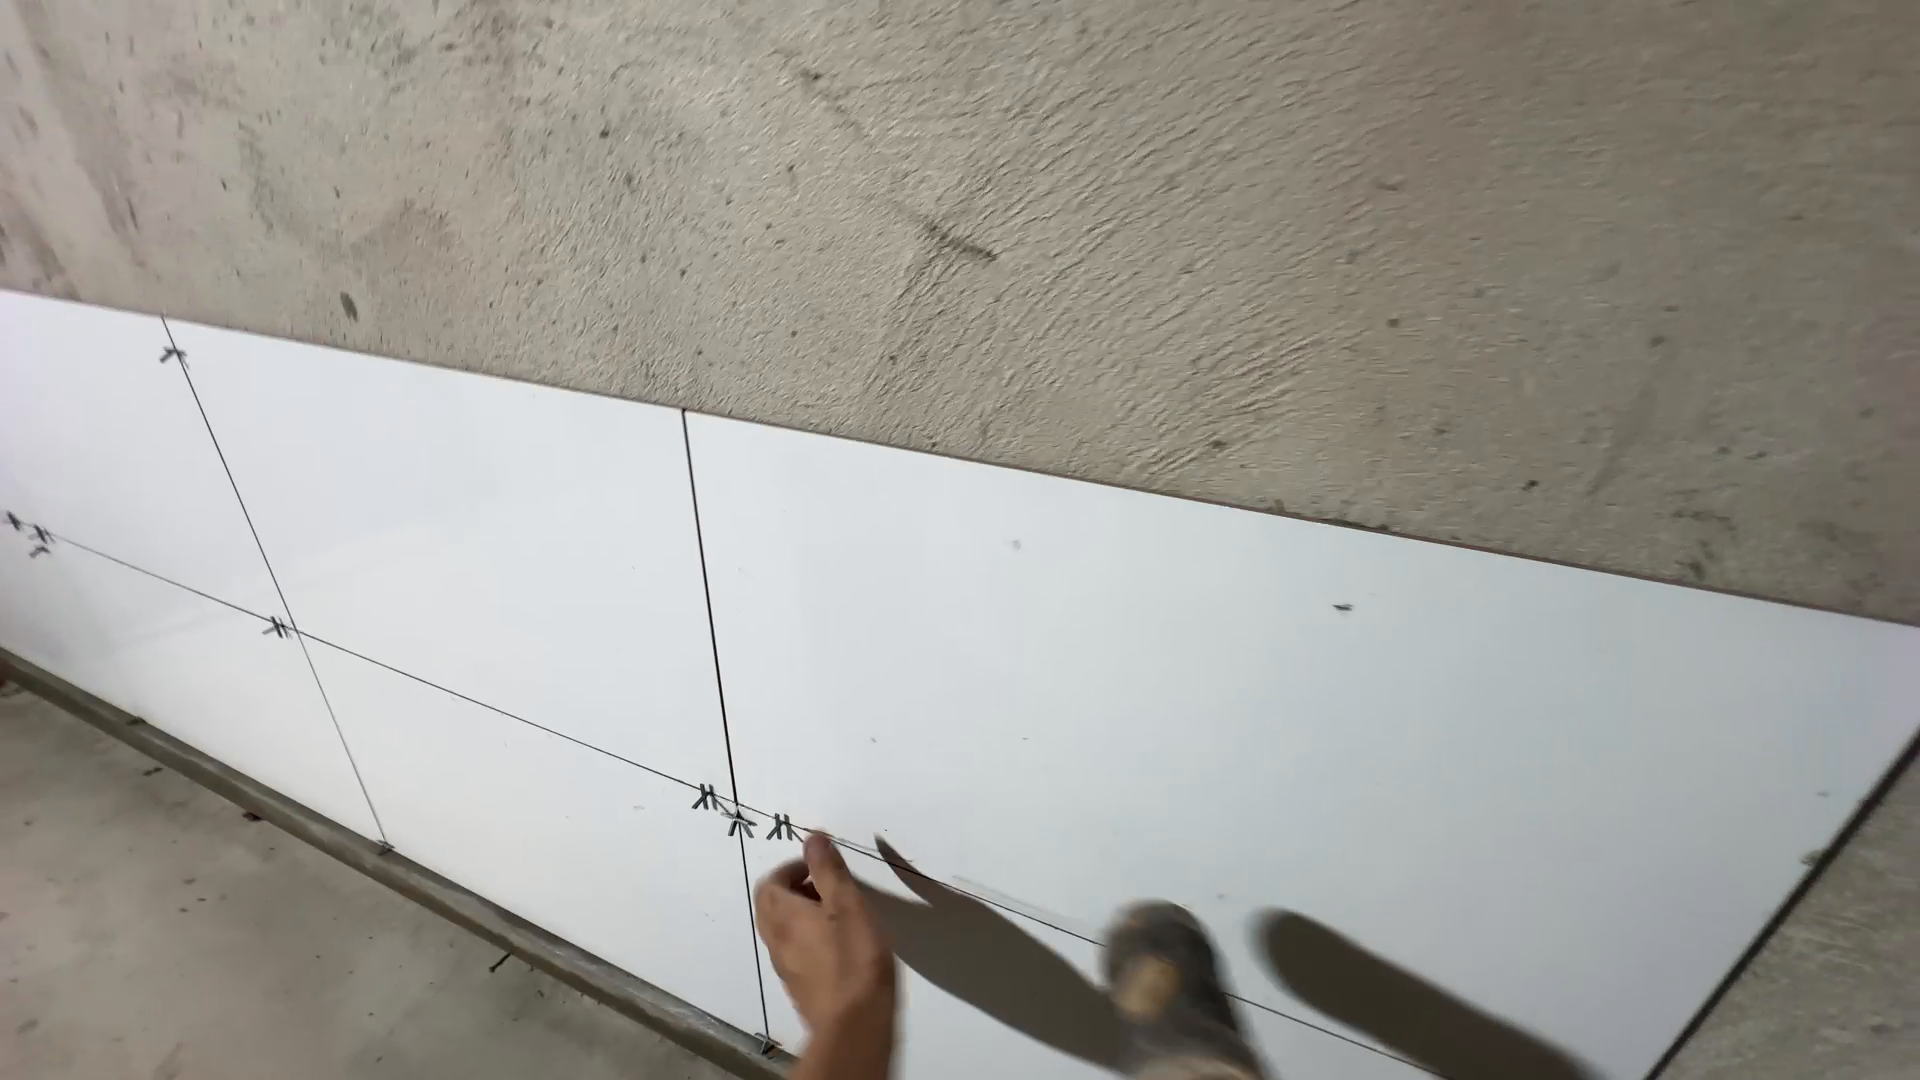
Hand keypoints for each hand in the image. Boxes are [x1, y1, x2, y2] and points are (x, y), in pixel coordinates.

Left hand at [755, 832, 898, 1036]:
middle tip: (826, 885)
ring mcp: (786, 968)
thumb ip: (828, 869)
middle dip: (794, 888)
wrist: (856, 1023)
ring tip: (838, 911)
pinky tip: (840, 942)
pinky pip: (794, 950)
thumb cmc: (853, 955)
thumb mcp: (847, 902)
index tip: (819, 866)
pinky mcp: (801, 987)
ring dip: (802, 912)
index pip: (768, 883)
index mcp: (783, 917)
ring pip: (782, 930)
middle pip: (770, 906)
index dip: (791, 868)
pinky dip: (808, 935)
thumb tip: (811, 837)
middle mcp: (777, 942)